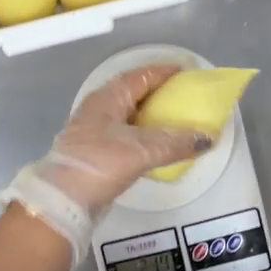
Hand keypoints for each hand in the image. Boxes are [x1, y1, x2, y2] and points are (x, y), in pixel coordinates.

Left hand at [0, 66, 213, 251]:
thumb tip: (207, 138)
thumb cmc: (100, 164)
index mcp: (107, 98)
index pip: (140, 75)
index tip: (185, 71)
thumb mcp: (142, 150)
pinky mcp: (93, 154)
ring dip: (148, 118)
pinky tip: (152, 148)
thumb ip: (175, 143)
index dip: (163, 71)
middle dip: (157, 94)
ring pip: (126, 117)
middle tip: (182, 98)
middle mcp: (97, 110)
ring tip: (172, 123)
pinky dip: (140, 137)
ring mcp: (92, 132)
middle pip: (132, 94)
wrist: (63, 200)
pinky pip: (122, 137)